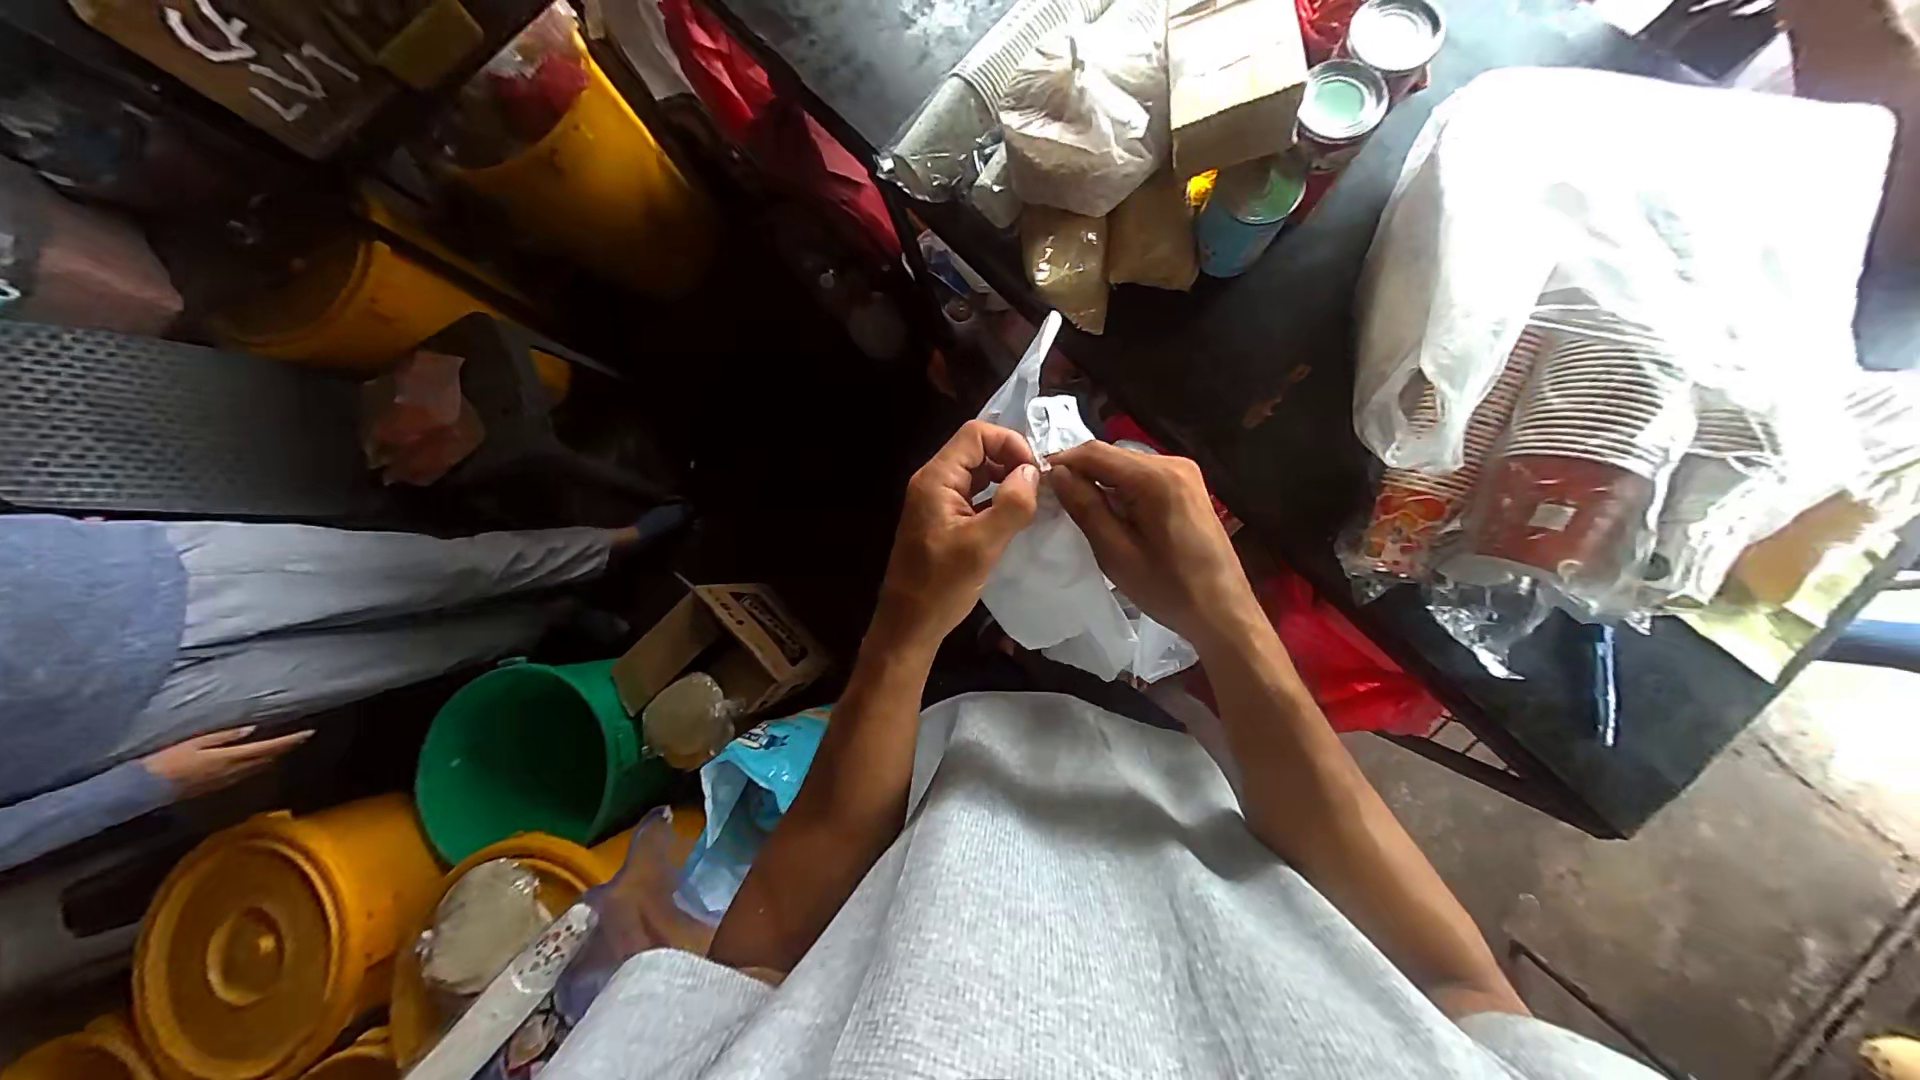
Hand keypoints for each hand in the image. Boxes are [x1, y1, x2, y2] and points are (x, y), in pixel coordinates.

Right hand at [142, 726, 313, 798]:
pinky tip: (262, 761)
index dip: (292, 740)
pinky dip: (261, 765)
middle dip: (288, 748)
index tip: (310, 732)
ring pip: (261, 766)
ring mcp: (227, 780)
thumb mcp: (194, 743)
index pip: (271, 747)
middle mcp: (235, 770)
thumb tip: (253, 729)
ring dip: (276, 757)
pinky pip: (247, 774)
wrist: (139, 790)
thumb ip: (225, 737)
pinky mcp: (217, 786)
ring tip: (288, 746)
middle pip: (270, 758)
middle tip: (304, 737)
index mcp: (231, 757)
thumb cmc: (164, 762)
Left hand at [873, 420, 1040, 652]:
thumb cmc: (940, 586)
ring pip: (978, 472)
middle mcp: (933, 482)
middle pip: (977, 449)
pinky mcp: (944, 520)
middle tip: (1038, 489)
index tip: (1034, 472)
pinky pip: (974, 495)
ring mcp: (937, 501)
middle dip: (1011, 461)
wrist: (909, 625)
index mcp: (936, 479)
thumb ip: (1011, 505)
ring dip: (1006, 480)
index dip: (1010, 444)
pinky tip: (1014, 517)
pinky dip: (996, 498)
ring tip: (1031, 502)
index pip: (976, 434)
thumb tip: (1033, 472)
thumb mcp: (982, 546)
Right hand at [1048, 440, 1262, 652]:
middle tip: (1053, 499)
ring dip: (1099, 480)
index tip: (1036, 483)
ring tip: (1077, 508)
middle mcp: (1173, 463)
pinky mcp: (1188, 486)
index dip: (1061, 462)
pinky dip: (1120, 488)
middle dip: (1079, 472)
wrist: (1223, 611)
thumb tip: (1056, 474)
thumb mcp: (1116, 552)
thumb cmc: (1168, 589)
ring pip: (1125, 464)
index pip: (1094, 452)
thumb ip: (1085, 507)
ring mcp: (1184, 473)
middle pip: (1111, 455)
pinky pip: (1142, 476)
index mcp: (1155, 478)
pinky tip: (1110, 512)